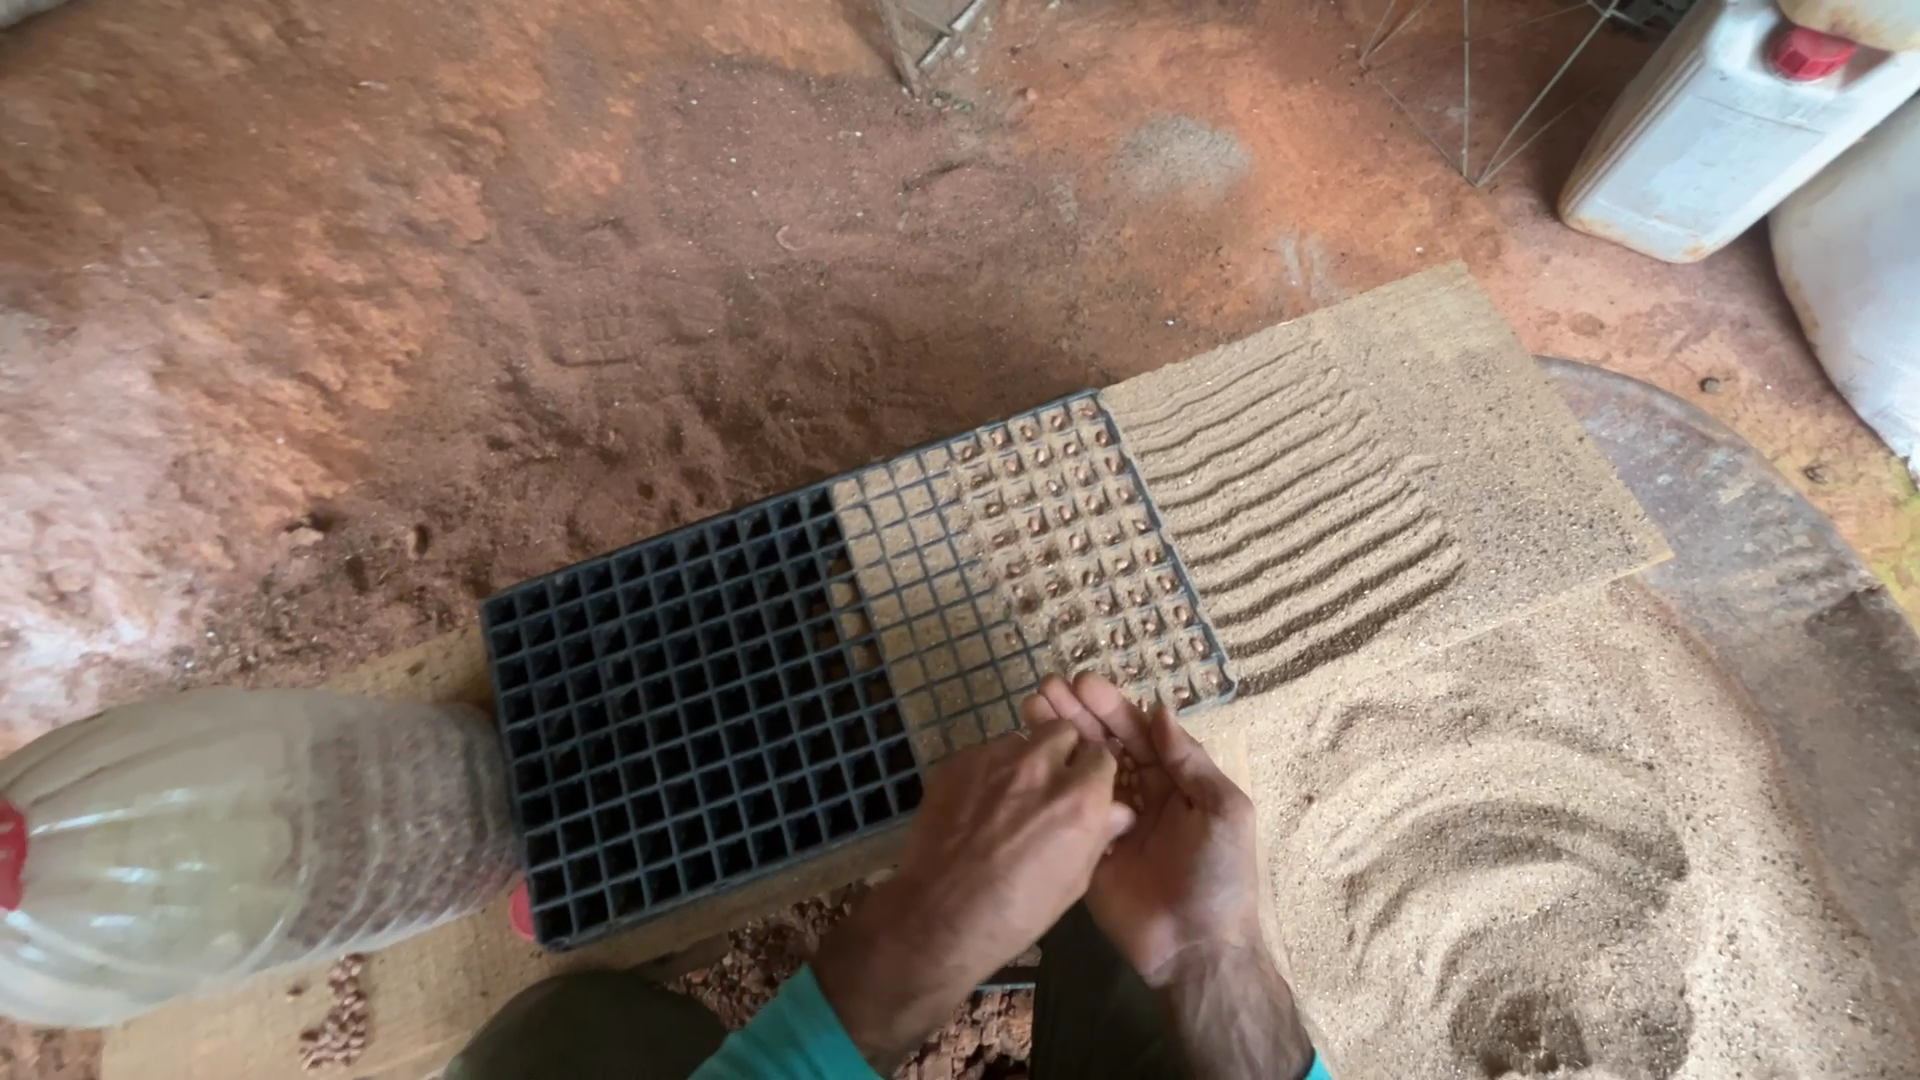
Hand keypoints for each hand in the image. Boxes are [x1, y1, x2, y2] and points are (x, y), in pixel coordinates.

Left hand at [812, 714, 1132, 1069]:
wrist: (941, 914)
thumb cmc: (1018, 910)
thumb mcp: (1074, 881)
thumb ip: (1098, 833)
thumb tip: (1120, 810)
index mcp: (1078, 796)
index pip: (1101, 754)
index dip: (1094, 771)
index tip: (1085, 787)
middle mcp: (1039, 764)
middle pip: (1061, 731)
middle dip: (1061, 752)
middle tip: (1048, 783)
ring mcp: (994, 758)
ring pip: (1020, 739)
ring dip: (1022, 760)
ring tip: (1008, 796)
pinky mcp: (958, 760)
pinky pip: (984, 754)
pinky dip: (987, 771)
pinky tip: (976, 804)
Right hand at [1029, 674, 1314, 1078]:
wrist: (1196, 951)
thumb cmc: (1219, 875)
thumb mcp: (1223, 811)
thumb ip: (1190, 762)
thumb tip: (1160, 711)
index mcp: (1173, 782)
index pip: (1137, 734)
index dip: (1111, 707)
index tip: (1082, 683)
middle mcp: (1139, 793)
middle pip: (1104, 744)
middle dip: (1077, 714)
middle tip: (1046, 687)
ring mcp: (1110, 820)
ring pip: (1082, 770)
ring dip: (1059, 738)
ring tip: (1030, 706)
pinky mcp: (1087, 848)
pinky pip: (1068, 809)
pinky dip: (1050, 781)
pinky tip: (1028, 756)